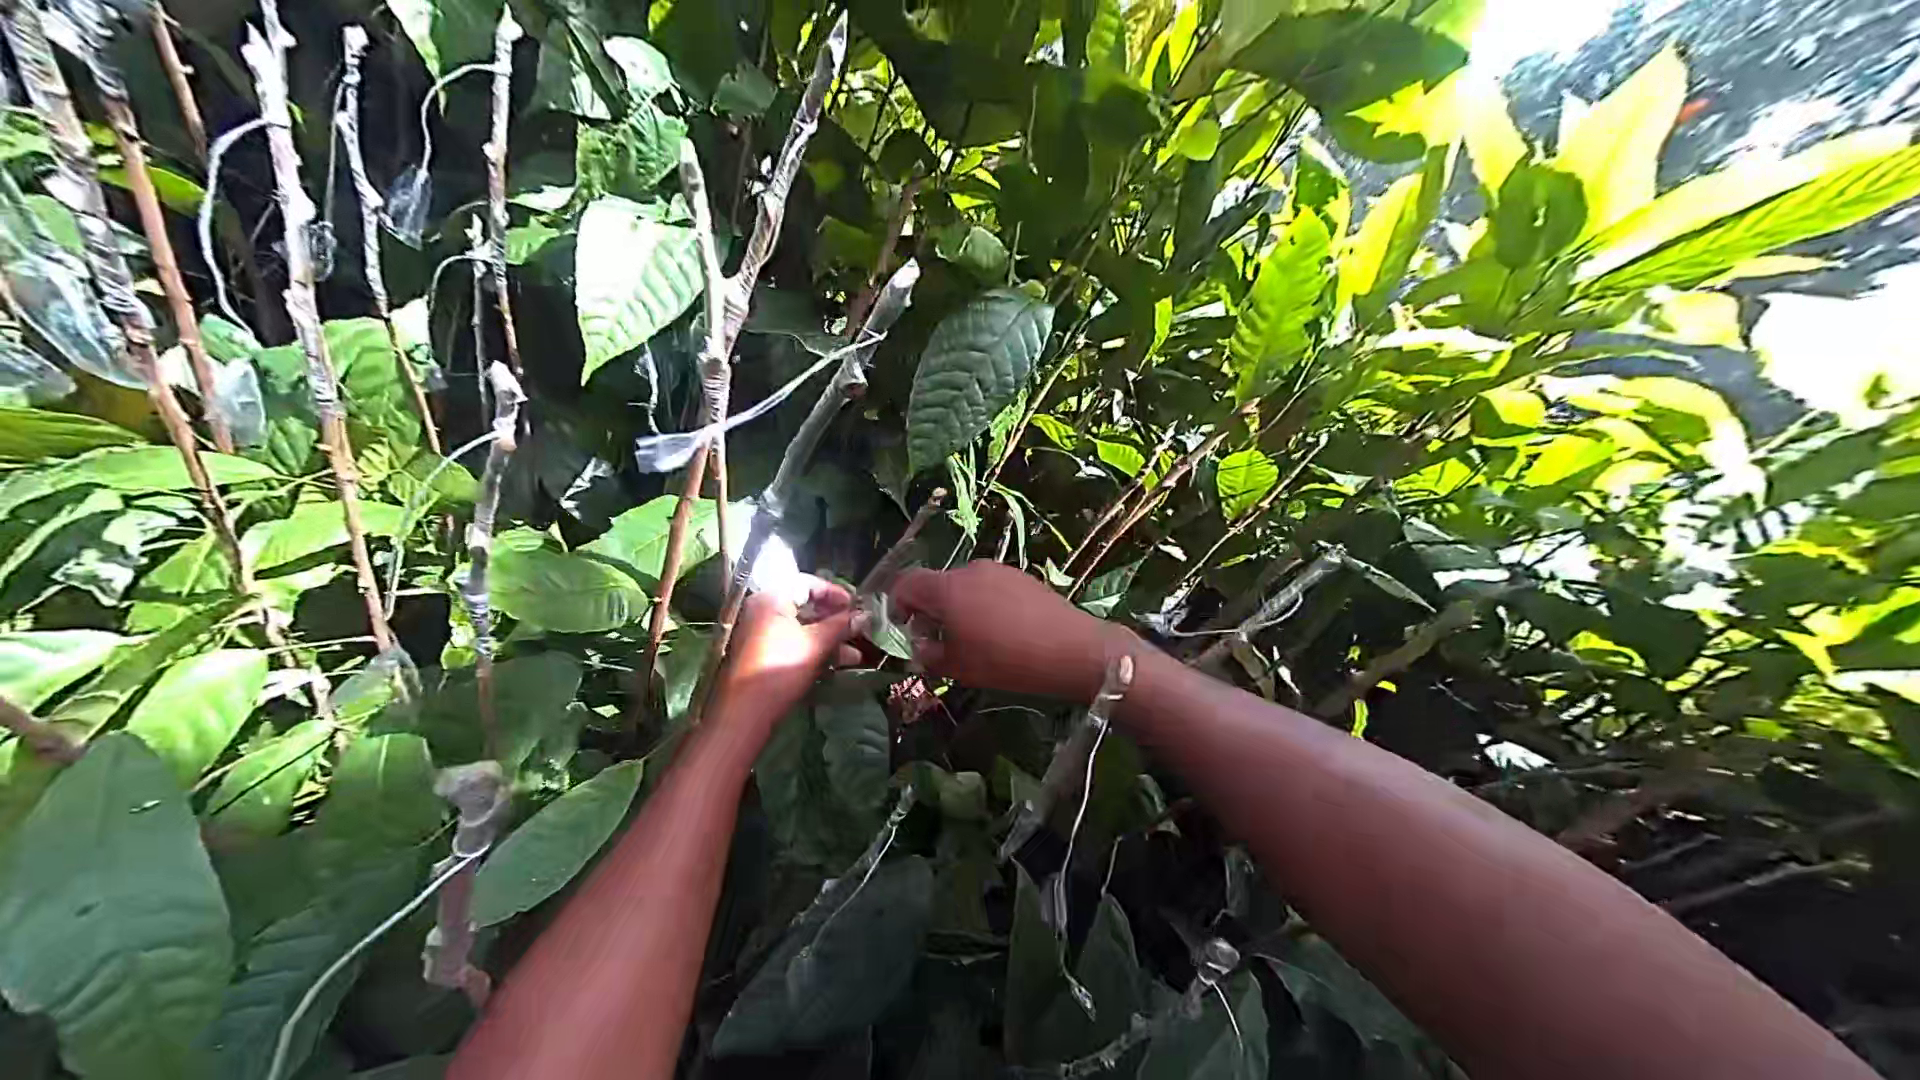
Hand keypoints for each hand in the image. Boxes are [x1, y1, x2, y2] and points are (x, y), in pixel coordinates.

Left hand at [712, 581, 862, 730]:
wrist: (744, 712)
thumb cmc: (780, 669)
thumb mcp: (816, 644)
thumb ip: (841, 625)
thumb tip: (864, 615)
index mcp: (772, 598)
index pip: (808, 584)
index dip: (835, 593)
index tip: (855, 605)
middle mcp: (762, 609)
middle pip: (805, 606)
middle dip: (835, 620)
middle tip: (857, 629)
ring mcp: (759, 632)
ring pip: (801, 628)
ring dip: (829, 639)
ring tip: (854, 655)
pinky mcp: (761, 653)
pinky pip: (792, 642)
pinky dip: (813, 649)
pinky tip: (835, 663)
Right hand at [890, 561, 1132, 700]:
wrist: (1072, 649)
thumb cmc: (1006, 660)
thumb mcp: (960, 668)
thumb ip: (930, 654)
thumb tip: (921, 645)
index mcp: (947, 588)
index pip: (907, 583)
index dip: (898, 605)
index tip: (905, 629)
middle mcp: (970, 570)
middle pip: (937, 584)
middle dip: (931, 610)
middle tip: (940, 641)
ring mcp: (999, 570)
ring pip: (965, 585)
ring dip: (959, 607)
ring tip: (974, 639)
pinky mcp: (1023, 576)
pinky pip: (990, 587)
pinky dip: (984, 604)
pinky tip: (1002, 631)